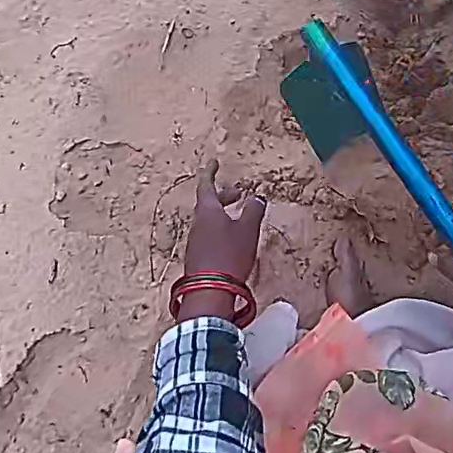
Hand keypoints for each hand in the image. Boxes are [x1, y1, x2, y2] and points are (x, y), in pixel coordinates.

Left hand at [176, 159, 266, 320]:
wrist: (210, 289)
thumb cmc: (229, 254)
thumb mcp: (248, 229)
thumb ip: (253, 210)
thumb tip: (257, 198)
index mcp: (207, 210)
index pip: (206, 185)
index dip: (211, 173)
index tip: (214, 163)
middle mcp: (198, 223)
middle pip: (209, 203)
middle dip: (224, 196)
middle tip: (238, 194)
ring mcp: (195, 240)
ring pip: (209, 220)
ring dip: (223, 215)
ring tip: (239, 218)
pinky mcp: (198, 256)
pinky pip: (209, 235)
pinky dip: (220, 230)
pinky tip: (232, 241)